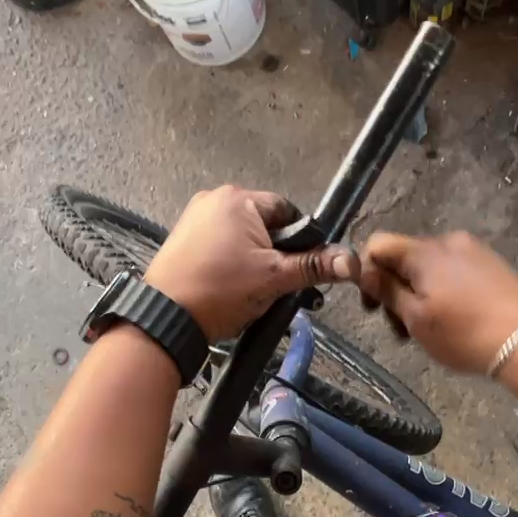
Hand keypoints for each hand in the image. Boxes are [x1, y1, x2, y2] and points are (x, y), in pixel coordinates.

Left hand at [144, 185, 357, 340]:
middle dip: (274, 255)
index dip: (299, 241)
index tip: (297, 267)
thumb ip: (313, 267)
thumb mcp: (274, 279)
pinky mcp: (182, 242)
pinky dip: (229, 267)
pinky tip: (228, 291)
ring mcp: (194, 220)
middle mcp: (214, 200)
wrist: (167, 318)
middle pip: (263, 226)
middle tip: (273, 286)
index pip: (287, 211)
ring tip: (249, 293)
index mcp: (237, 198)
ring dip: (252, 264)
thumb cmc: (218, 291)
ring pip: (241, 240)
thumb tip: (350, 261)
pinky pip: (219, 249)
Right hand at [357, 231, 517, 374]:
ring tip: (428, 328)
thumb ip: (386, 291)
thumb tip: (362, 271)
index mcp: (424, 251)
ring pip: (428, 267)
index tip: (372, 306)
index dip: (366, 272)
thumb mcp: (416, 318)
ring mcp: (473, 251)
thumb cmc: (464, 333)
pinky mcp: (490, 265)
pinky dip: (441, 292)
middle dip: (394, 289)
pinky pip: (452, 272)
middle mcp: (448, 241)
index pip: (378, 245)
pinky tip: (453, 319)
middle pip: (404, 257)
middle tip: (401, 328)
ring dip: (418, 293)